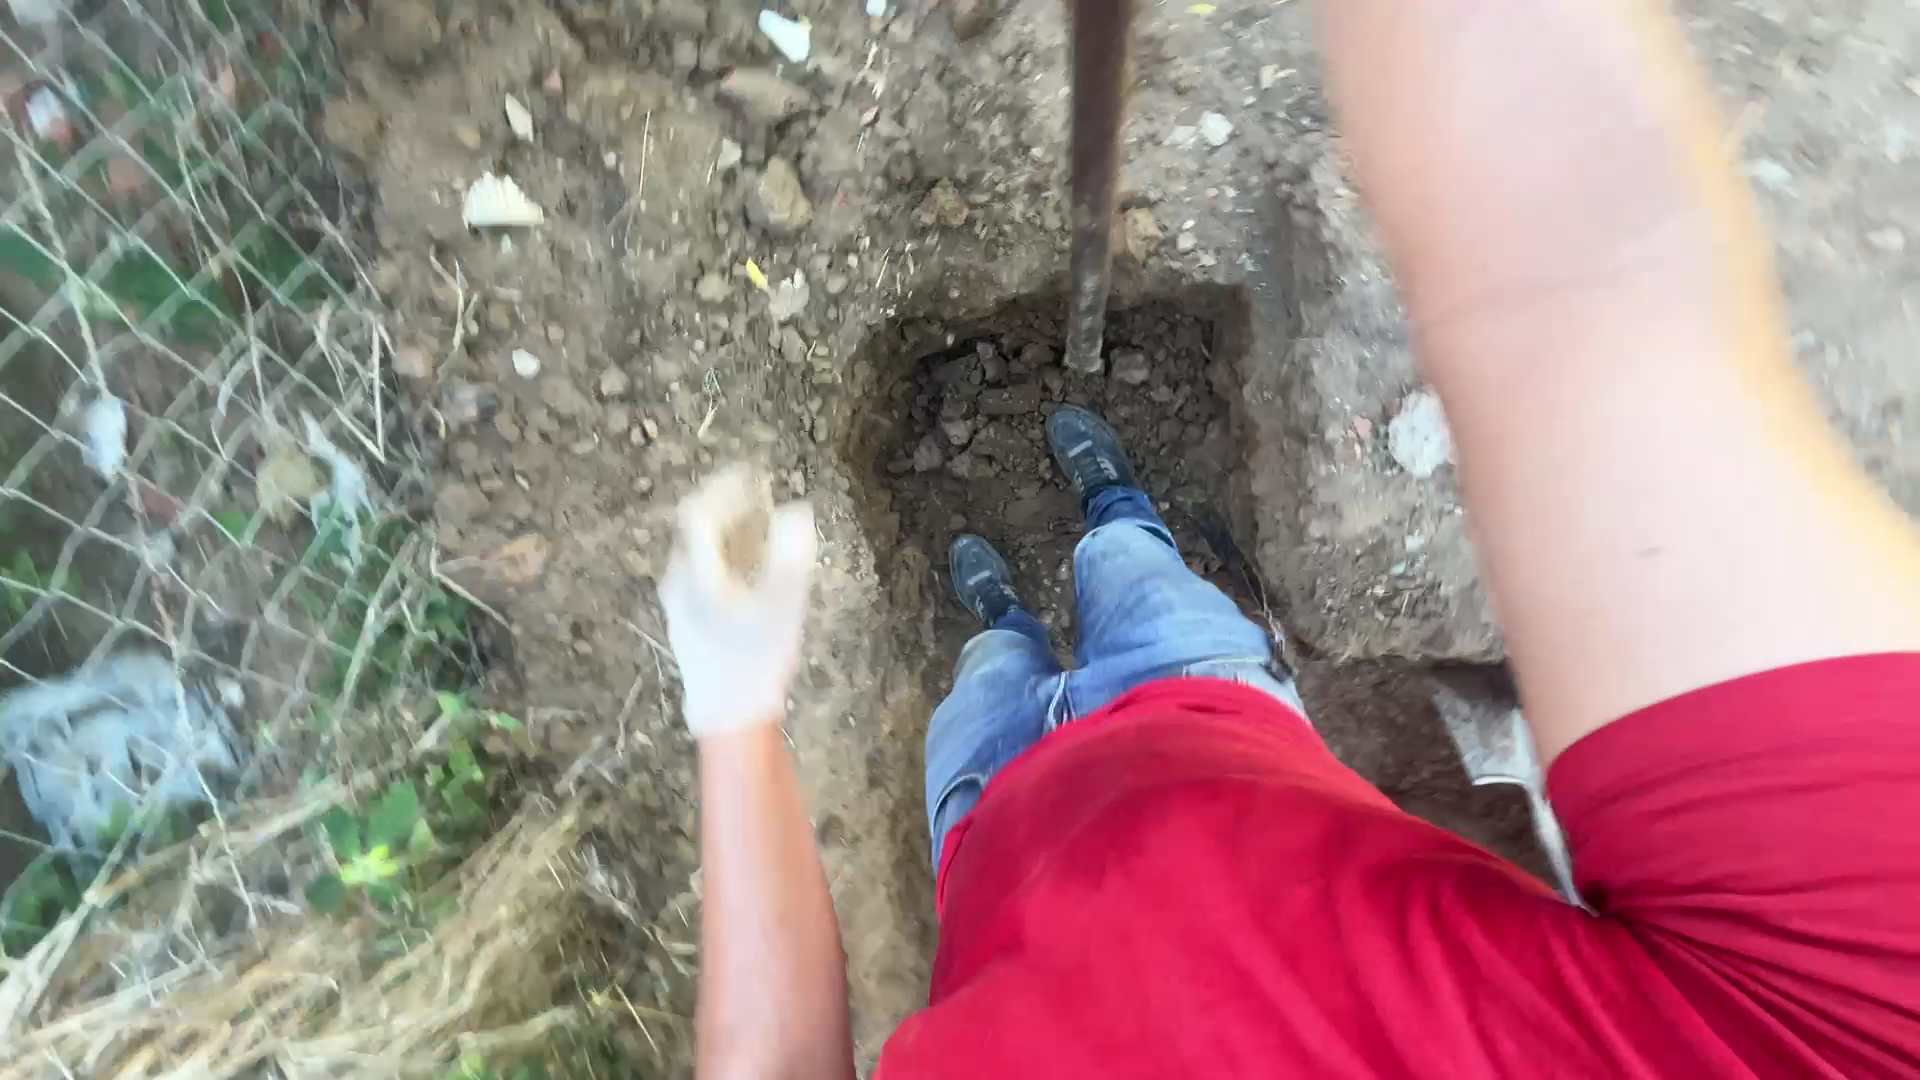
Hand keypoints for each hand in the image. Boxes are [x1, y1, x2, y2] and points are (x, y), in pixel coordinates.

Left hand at [658, 465, 816, 736]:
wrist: (727, 715)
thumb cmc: (754, 660)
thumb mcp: (781, 606)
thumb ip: (791, 556)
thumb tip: (799, 511)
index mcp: (694, 573)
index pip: (699, 513)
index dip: (725, 488)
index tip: (753, 475)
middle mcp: (679, 582)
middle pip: (697, 530)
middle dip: (729, 507)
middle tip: (760, 495)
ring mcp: (680, 604)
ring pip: (700, 552)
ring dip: (729, 531)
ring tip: (760, 524)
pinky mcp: (689, 622)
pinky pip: (704, 572)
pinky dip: (728, 556)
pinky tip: (750, 567)